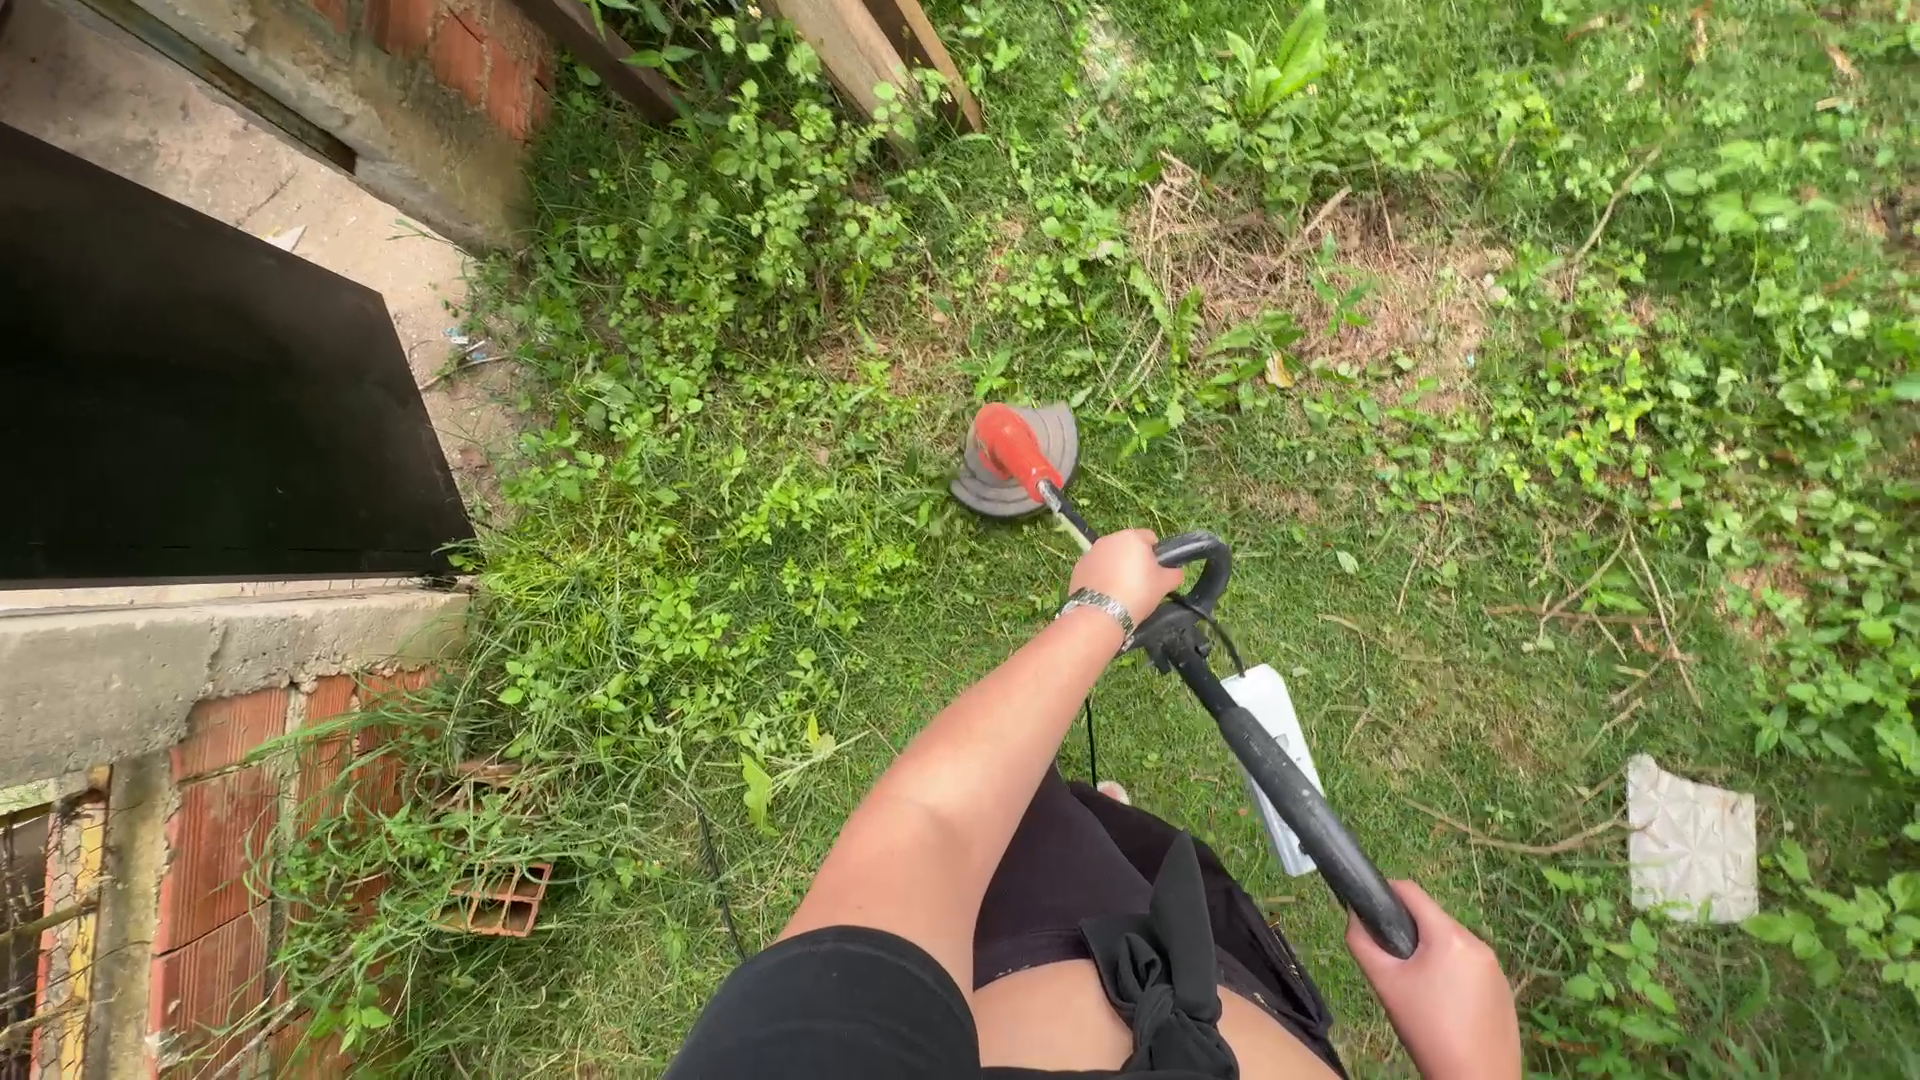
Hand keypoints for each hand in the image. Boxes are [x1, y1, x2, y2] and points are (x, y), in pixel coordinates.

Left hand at [1069, 529, 1185, 624]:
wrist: (1101, 613)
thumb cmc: (1137, 593)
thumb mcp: (1165, 584)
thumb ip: (1175, 573)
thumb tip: (1175, 571)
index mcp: (1131, 537)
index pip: (1150, 537)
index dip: (1157, 554)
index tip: (1157, 571)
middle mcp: (1108, 539)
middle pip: (1128, 547)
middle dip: (1135, 560)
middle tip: (1141, 584)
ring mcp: (1090, 553)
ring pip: (1110, 557)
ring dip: (1117, 568)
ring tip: (1122, 591)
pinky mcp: (1078, 568)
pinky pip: (1095, 569)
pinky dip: (1101, 577)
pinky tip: (1106, 595)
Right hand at [1347, 881, 1520, 1079]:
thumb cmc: (1425, 1028)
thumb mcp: (1383, 981)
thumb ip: (1361, 940)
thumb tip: (1355, 914)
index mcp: (1451, 937)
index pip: (1411, 891)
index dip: (1385, 892)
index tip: (1371, 911)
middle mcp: (1479, 945)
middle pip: (1431, 919)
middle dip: (1409, 930)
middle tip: (1394, 962)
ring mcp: (1497, 970)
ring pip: (1450, 943)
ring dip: (1430, 952)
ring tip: (1418, 987)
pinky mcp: (1505, 992)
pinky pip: (1469, 966)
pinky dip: (1451, 972)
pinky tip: (1443, 1005)